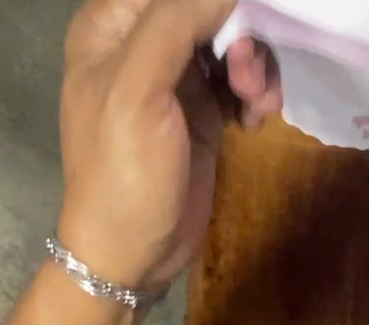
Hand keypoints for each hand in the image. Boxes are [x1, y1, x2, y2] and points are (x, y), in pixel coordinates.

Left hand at [57, 0, 282, 290]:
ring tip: (256, 104)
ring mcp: (176, 82)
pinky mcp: (202, 116)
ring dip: (254, 67)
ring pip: (230, 43)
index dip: (215, 0)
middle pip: (208, 9)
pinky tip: (255, 120)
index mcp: (112, 24)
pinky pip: (238, 84)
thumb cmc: (123, 173)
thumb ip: (177, 21)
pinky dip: (254, 95)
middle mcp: (143, 43)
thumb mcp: (139, 89)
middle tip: (248, 75)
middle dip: (240, 32)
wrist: (132, 255)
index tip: (245, 23)